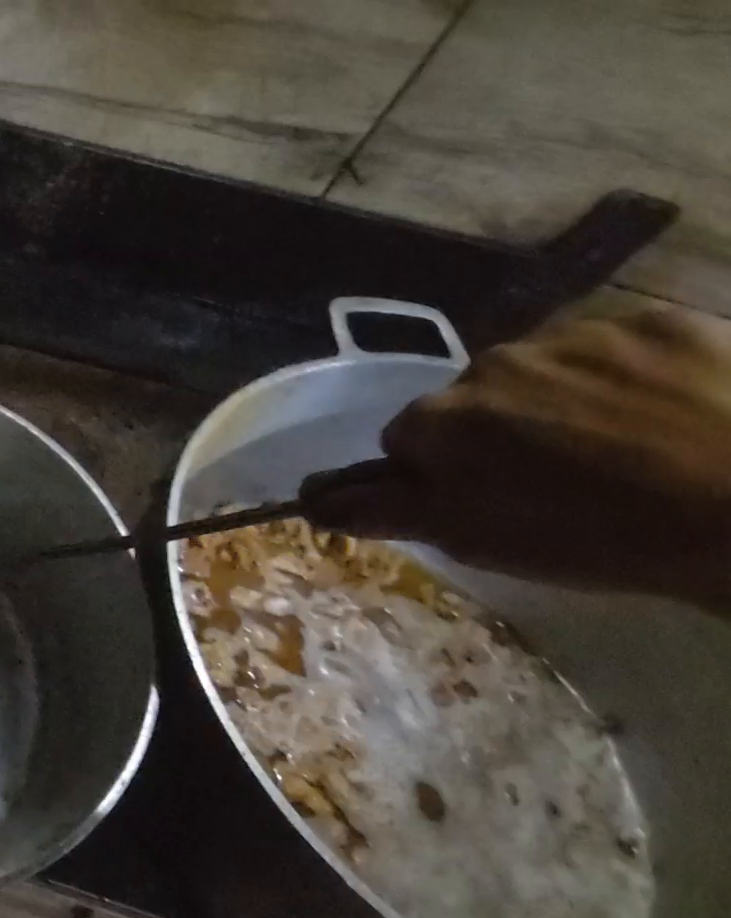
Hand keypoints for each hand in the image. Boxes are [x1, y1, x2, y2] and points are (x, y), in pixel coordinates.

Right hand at [302, 308, 730, 613]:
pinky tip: (665, 416)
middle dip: (495, 433)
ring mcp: (575, 336)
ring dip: (558, 404)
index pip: (406, 439)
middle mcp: (488, 365)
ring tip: (616, 450)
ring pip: (540, 373)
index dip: (439, 472)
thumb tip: (311, 499)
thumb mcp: (468, 536)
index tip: (483, 500)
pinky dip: (626, 378)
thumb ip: (381, 509)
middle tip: (552, 481)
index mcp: (436, 419)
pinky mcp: (656, 322)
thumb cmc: (589, 534)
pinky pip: (615, 349)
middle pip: (471, 401)